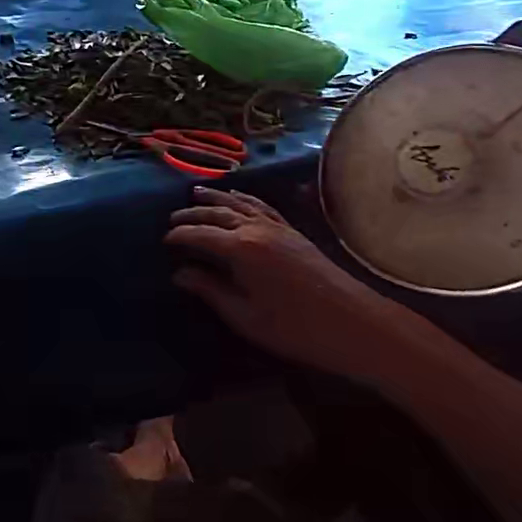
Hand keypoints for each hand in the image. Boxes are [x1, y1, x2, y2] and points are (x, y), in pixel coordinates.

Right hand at [166, 186, 411, 376]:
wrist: (357, 325)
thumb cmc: (296, 328)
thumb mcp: (244, 316)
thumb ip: (210, 290)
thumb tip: (180, 273)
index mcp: (240, 249)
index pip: (200, 235)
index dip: (179, 236)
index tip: (164, 240)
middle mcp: (256, 229)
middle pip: (216, 214)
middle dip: (192, 214)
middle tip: (172, 219)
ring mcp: (278, 227)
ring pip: (239, 204)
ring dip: (215, 198)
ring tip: (196, 193)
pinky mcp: (294, 232)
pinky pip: (262, 206)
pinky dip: (244, 199)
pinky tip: (238, 197)